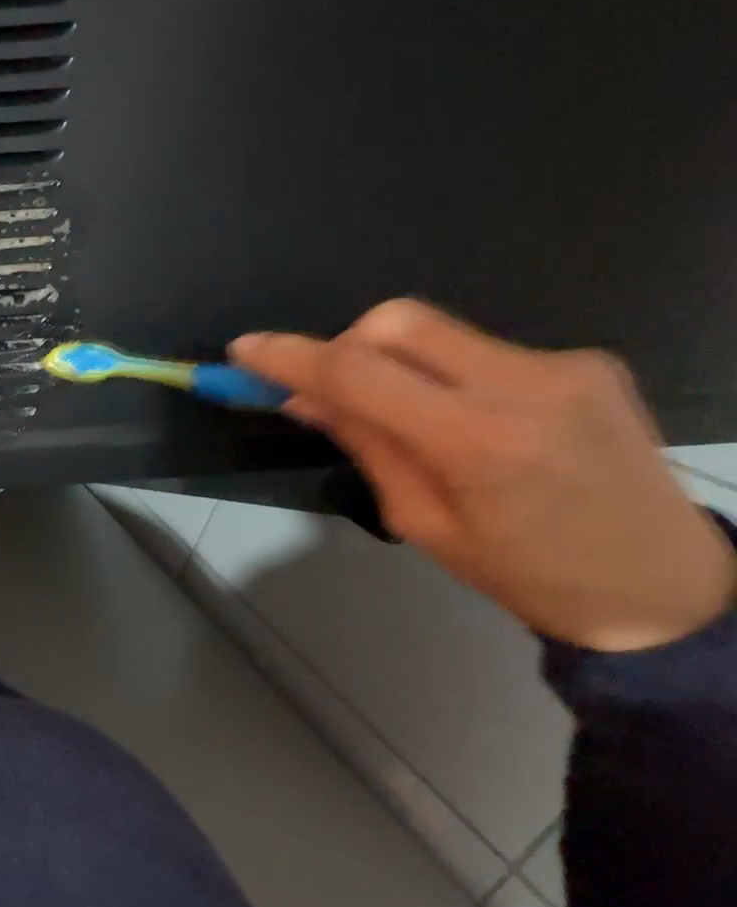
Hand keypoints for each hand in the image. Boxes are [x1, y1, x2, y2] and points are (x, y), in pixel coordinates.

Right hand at [231, 298, 735, 652]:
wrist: (662, 583)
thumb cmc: (523, 571)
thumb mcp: (421, 520)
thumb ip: (366, 445)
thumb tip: (307, 397)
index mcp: (475, 441)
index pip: (359, 373)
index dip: (291, 356)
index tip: (244, 349)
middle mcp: (524, 385)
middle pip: (397, 323)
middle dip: (343, 344)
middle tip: (328, 388)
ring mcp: (563, 365)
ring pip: (437, 330)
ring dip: (392, 360)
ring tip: (398, 412)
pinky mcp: (586, 361)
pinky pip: (480, 348)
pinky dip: (442, 371)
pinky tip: (458, 416)